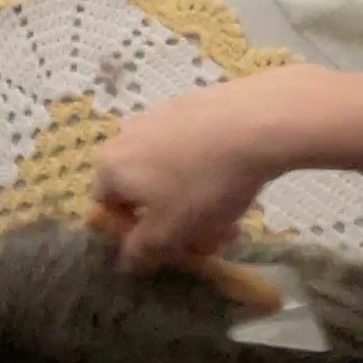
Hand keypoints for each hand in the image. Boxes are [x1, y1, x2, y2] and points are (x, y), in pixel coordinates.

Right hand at [93, 64, 331, 271]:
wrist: (256, 123)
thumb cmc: (204, 183)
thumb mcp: (170, 232)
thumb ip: (141, 250)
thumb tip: (124, 259)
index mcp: (112, 166)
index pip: (105, 207)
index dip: (131, 234)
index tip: (166, 248)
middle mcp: (128, 136)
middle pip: (142, 189)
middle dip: (172, 220)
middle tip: (208, 241)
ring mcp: (160, 115)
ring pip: (170, 170)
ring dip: (194, 199)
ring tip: (230, 216)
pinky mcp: (193, 103)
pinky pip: (191, 148)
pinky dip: (207, 169)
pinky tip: (237, 179)